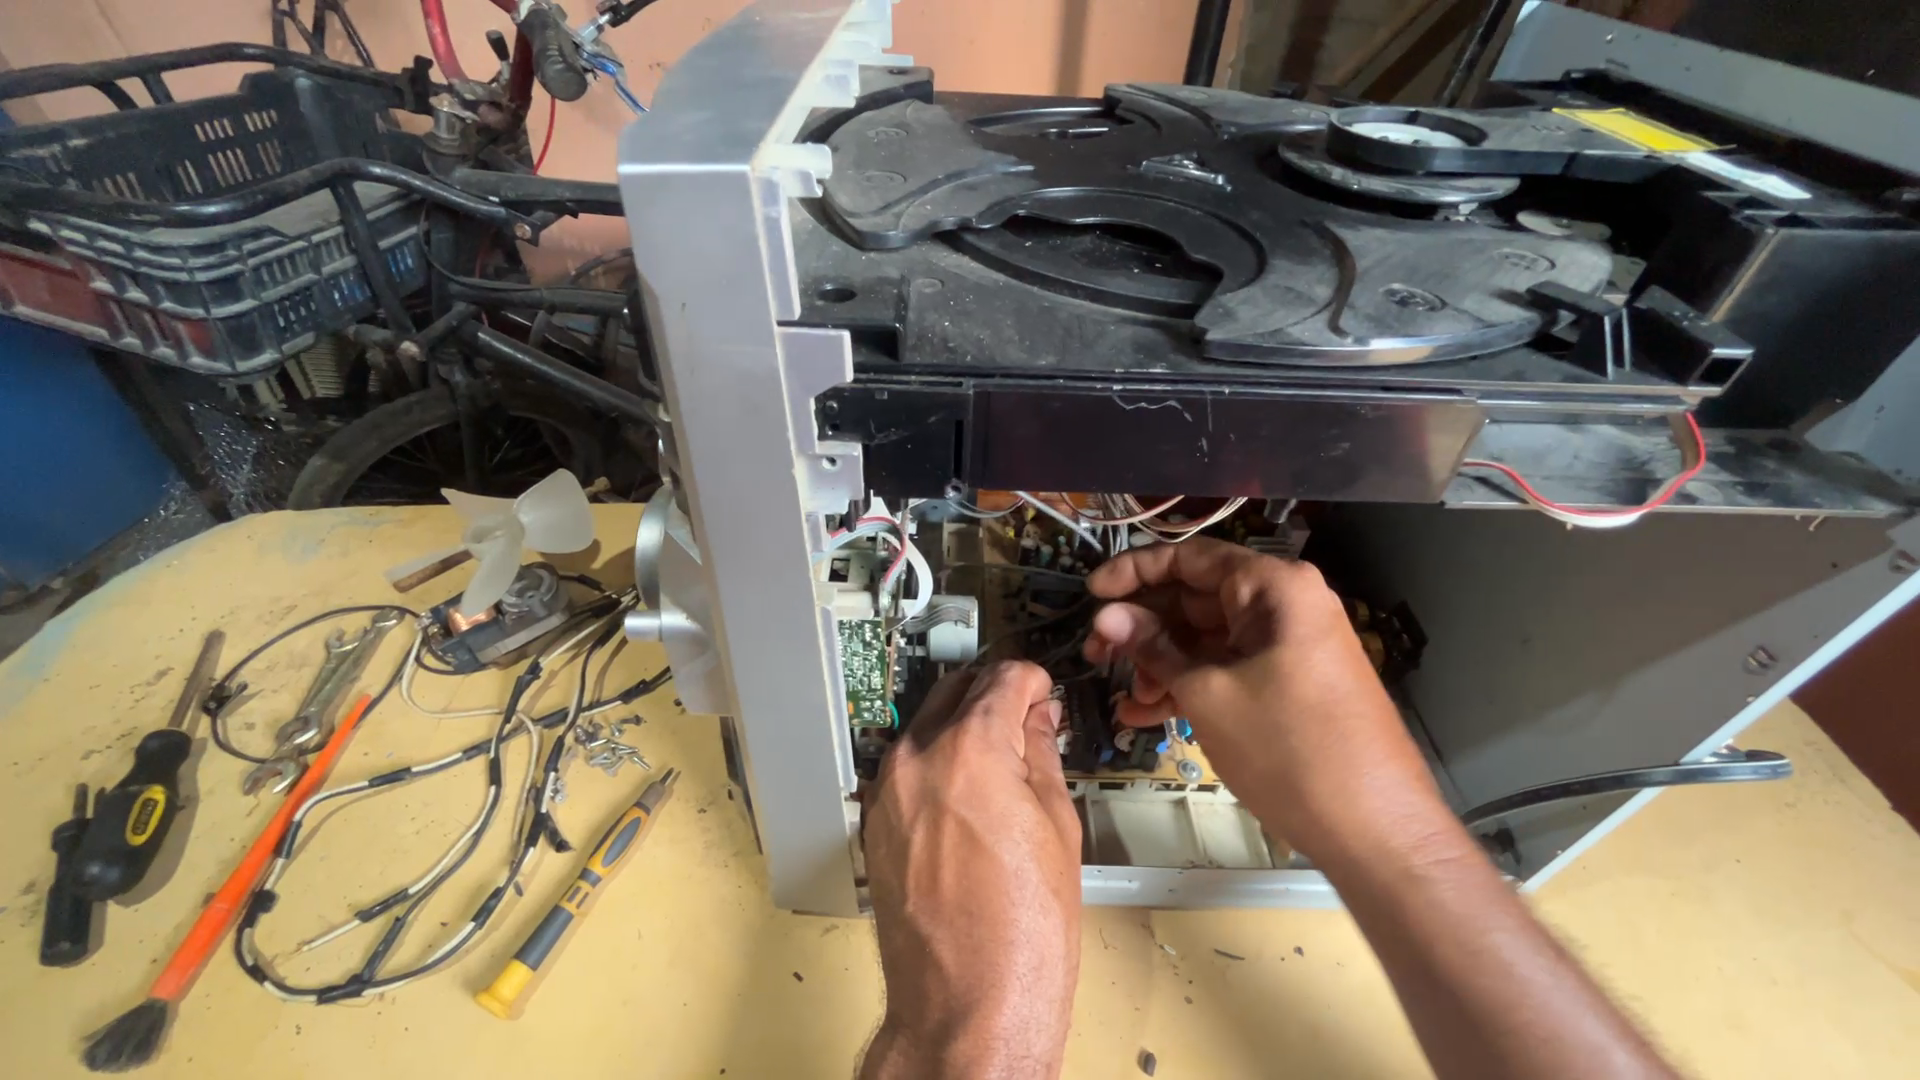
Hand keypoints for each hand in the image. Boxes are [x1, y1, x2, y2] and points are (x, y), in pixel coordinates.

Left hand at [860, 662, 1081, 1079]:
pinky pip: (908, 767)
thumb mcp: (1056, 826)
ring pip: (929, 726)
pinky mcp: (874, 821)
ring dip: (964, 727)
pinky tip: (967, 797)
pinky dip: (938, 762)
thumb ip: (1040, 753)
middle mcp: (917, 758)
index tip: (1043, 693)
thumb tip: (1037, 719)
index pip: (1003, 678)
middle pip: (958, 689)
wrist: (968, 1007)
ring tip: (1000, 764)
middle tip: (1027, 721)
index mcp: (969, 751)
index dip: (1033, 680)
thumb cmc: (1023, 932)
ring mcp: (887, 790)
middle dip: (996, 695)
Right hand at [1083, 538, 1447, 863]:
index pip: (1189, 558)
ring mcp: (1285, 645)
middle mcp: (1282, 605)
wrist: (1375, 830)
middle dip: (1142, 629)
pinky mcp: (1285, 681)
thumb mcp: (1208, 693)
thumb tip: (1105, 616)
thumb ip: (1152, 647)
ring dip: (1159, 665)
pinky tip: (1148, 715)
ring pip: (1204, 639)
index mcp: (1272, 587)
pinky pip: (1225, 668)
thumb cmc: (1289, 748)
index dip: (1133, 572)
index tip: (1090, 594)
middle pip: (1193, 599)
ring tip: (1127, 702)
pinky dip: (1188, 686)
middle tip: (1097, 655)